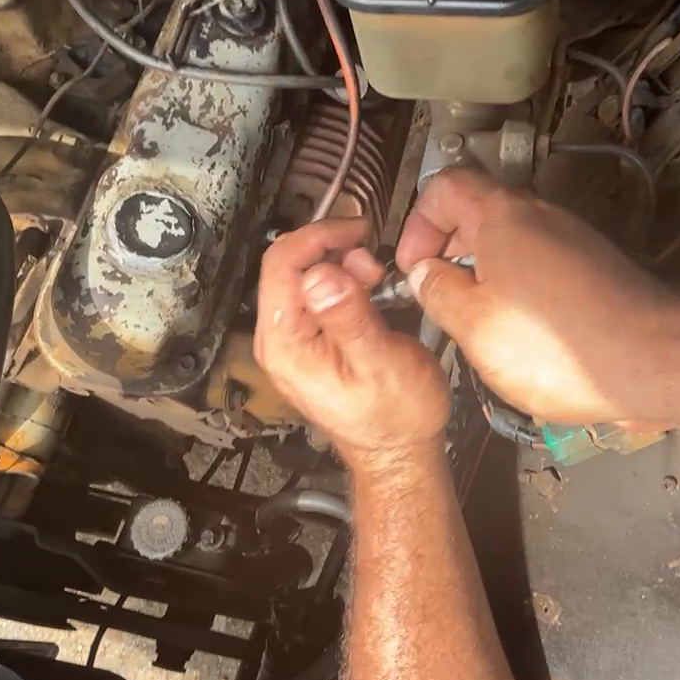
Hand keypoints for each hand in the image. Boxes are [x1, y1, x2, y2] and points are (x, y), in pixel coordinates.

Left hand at [255, 219, 451, 464]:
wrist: (399, 450)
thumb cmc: (395, 417)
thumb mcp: (379, 362)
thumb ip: (348, 316)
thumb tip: (321, 274)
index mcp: (287, 345)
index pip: (282, 263)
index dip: (318, 236)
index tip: (355, 230)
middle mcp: (280, 342)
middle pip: (288, 266)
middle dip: (332, 251)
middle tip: (371, 265)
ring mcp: (293, 343)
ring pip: (303, 277)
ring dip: (340, 266)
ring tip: (374, 282)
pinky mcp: (309, 343)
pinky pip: (316, 296)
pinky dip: (342, 282)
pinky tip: (367, 294)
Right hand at [397, 168, 679, 424]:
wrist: (654, 364)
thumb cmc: (562, 346)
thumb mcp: (473, 324)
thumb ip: (437, 291)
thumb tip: (424, 274)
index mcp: (503, 216)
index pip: (444, 185)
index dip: (417, 222)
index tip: (413, 264)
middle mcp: (540, 218)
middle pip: (477, 213)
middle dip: (447, 250)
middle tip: (436, 294)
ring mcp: (570, 243)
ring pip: (508, 243)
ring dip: (480, 274)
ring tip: (473, 320)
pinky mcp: (591, 271)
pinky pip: (537, 267)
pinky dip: (514, 289)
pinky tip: (515, 332)